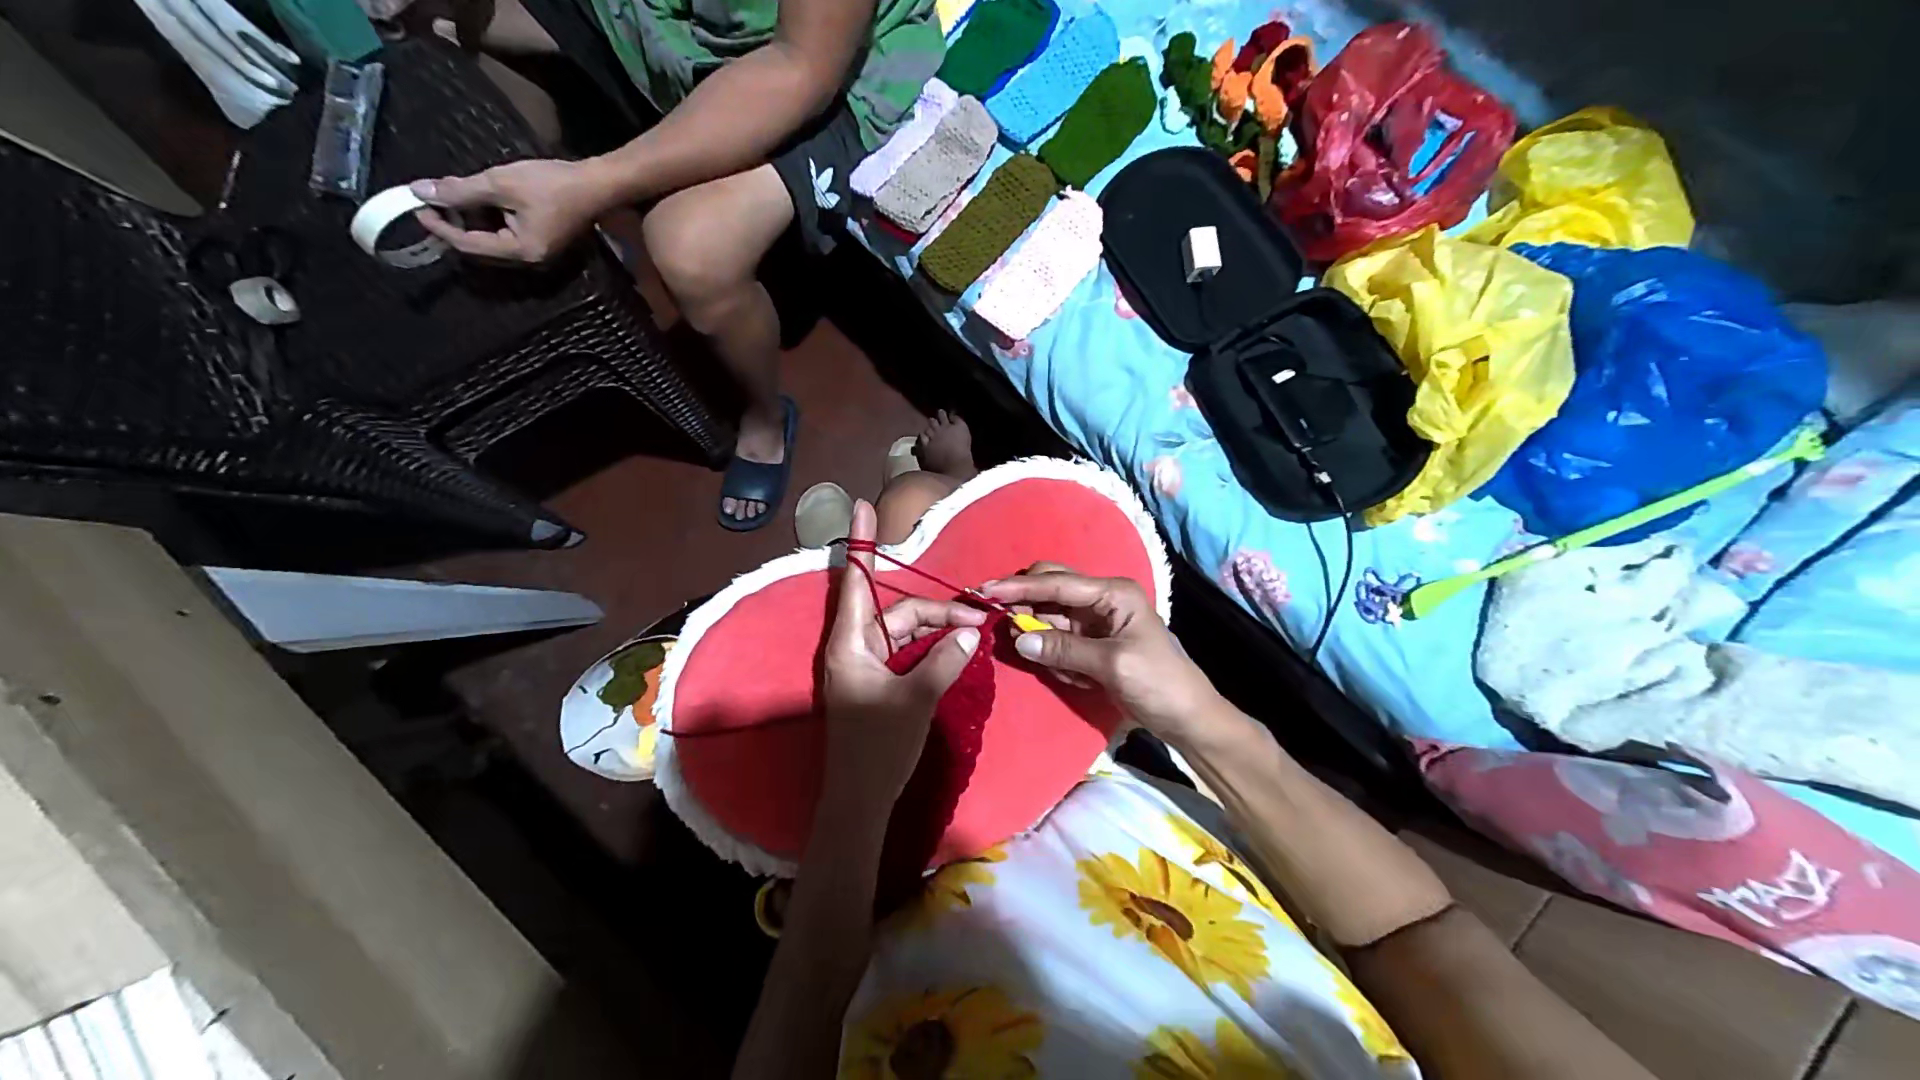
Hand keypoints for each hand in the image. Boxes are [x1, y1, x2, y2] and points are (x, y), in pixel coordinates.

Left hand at [411, 158, 614, 261]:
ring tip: (453, 197)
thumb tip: (420, 191)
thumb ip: (460, 191)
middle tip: (432, 200)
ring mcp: (539, 252)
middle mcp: (530, 259)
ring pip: (494, 242)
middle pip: (481, 248)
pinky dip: (489, 221)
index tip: (415, 205)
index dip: (439, 226)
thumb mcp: (500, 184)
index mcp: (521, 251)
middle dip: (454, 225)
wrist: (596, 185)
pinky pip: (508, 236)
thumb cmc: (551, 185)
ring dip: (470, 222)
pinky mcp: (544, 240)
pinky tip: (480, 202)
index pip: (469, 245)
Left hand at [821, 501, 985, 810]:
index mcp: (852, 644)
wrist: (861, 798)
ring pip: (905, 632)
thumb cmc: (878, 747)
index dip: (862, 544)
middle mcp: (856, 647)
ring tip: (972, 634)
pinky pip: (906, 652)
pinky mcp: (878, 683)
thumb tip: (968, 631)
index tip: (862, 506)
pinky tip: (955, 648)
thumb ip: (943, 661)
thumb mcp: (915, 700)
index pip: (856, 582)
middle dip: (936, 610)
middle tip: (977, 620)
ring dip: (936, 630)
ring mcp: (866, 666)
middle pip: (897, 611)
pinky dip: (929, 648)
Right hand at [980, 567, 1224, 743]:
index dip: (1021, 587)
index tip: (986, 590)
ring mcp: (1092, 621)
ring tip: (1068, 672)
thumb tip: (1019, 640)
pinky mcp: (1087, 643)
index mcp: (1112, 593)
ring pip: (1048, 617)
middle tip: (1001, 624)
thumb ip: (1065, 649)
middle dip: (1026, 607)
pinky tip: (1076, 679)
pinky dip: (1055, 658)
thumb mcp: (1112, 665)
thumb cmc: (1158, 683)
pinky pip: (1055, 641)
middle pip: (1050, 589)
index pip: (1058, 583)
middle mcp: (1100, 600)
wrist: (1185, 718)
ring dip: (1044, 642)